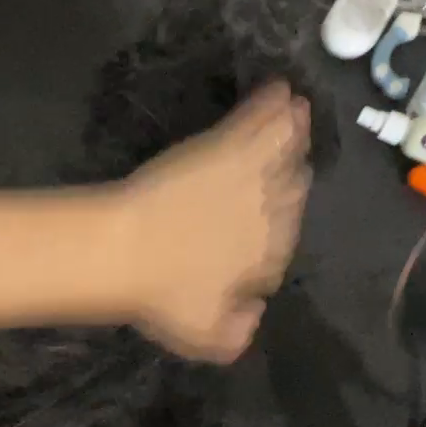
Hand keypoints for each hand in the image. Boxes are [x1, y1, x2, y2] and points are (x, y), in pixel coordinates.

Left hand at [115, 82, 311, 361]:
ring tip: (300, 112)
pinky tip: (279, 90)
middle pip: (291, 192)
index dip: (277, 232)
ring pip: (280, 152)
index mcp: (266, 257)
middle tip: (290, 167)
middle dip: (293, 179)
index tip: (269, 225)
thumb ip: (238, 333)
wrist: (125, 252)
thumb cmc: (160, 296)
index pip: (284, 242)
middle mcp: (267, 214)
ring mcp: (247, 177)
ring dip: (293, 132)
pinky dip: (270, 108)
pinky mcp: (222, 149)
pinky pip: (255, 125)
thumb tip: (256, 313)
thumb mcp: (203, 336)